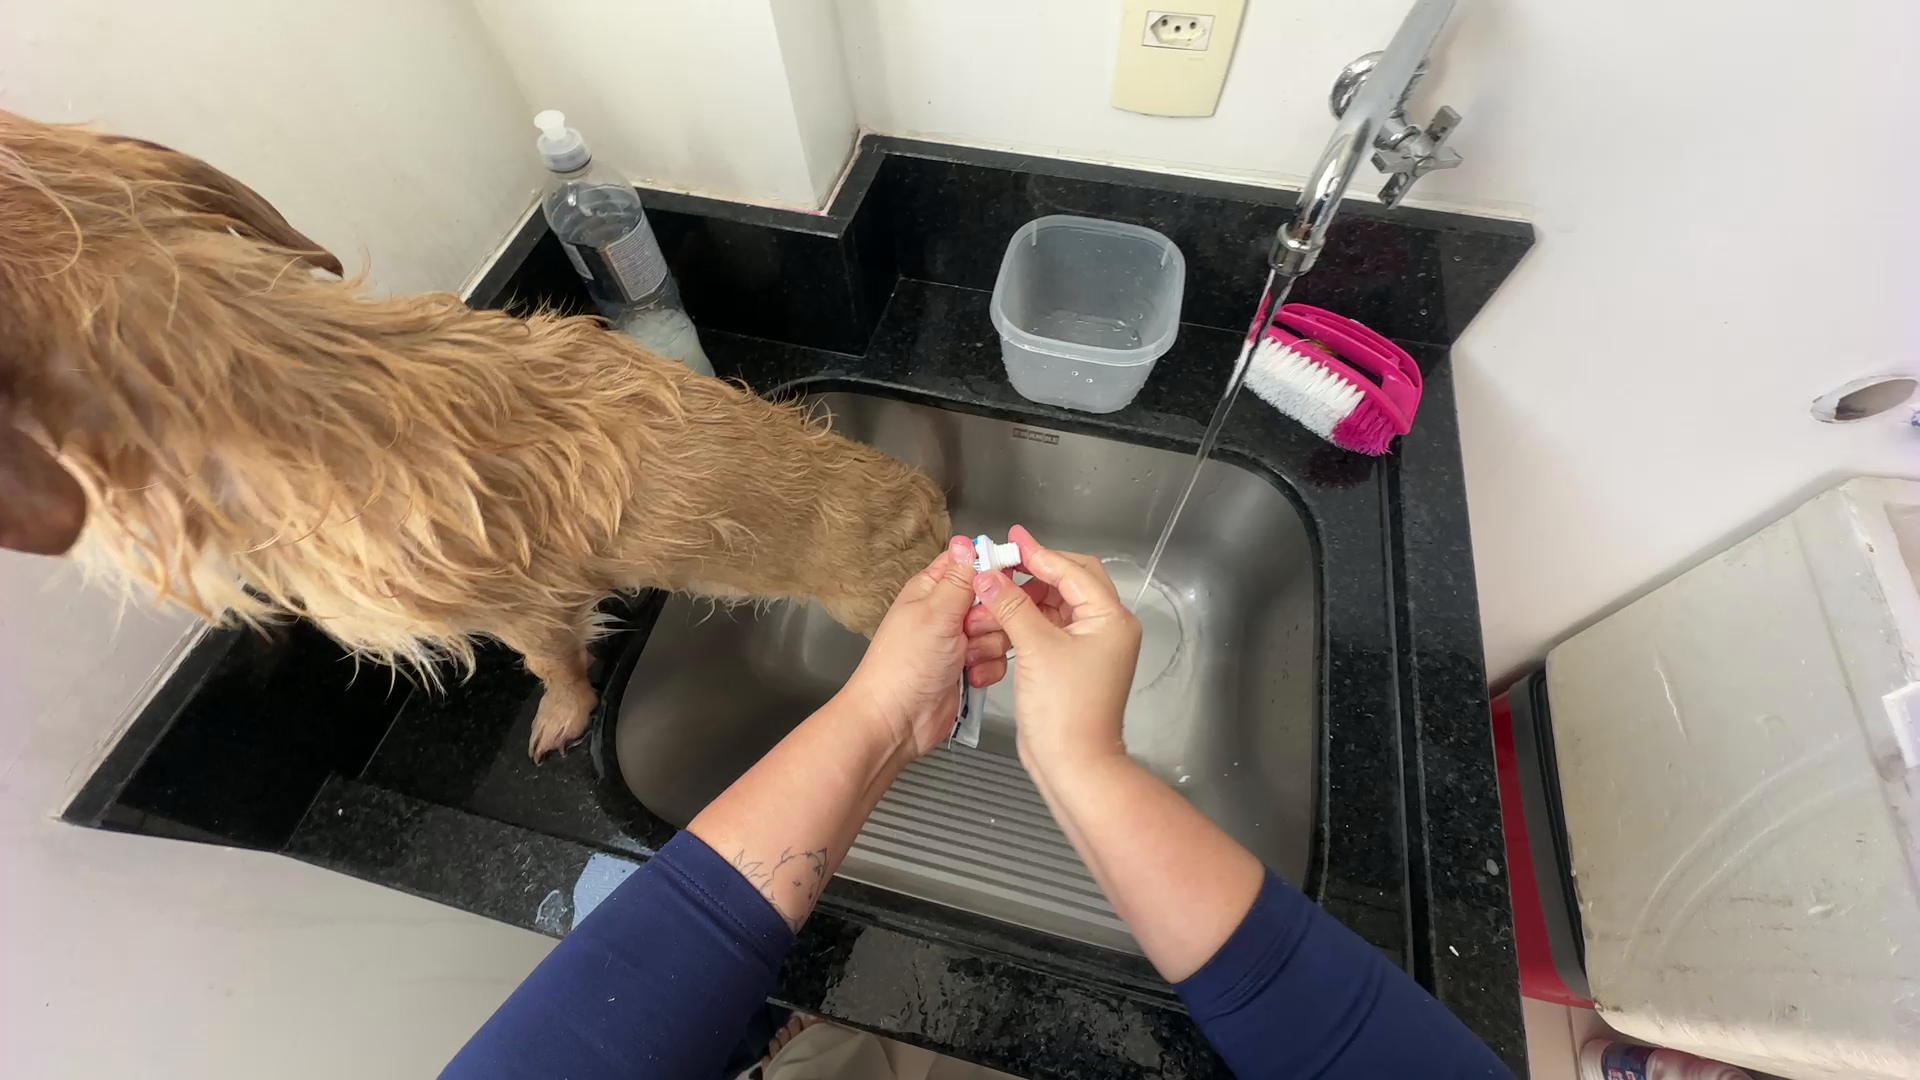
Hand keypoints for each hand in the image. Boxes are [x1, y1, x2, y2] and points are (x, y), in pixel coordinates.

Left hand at [838, 536, 1012, 757]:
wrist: (896, 721)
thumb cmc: (904, 665)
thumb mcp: (935, 613)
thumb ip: (958, 579)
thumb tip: (966, 541)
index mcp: (933, 589)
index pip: (970, 563)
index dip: (992, 568)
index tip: (1006, 581)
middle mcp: (947, 612)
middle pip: (993, 599)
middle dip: (989, 617)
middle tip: (968, 630)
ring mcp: (959, 641)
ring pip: (999, 630)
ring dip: (988, 646)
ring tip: (964, 659)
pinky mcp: (969, 668)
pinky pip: (998, 659)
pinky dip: (988, 670)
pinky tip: (970, 678)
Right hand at [964, 525, 1139, 773]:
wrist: (1074, 765)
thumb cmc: (1065, 709)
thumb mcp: (1035, 647)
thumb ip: (1011, 605)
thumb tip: (987, 575)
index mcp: (1110, 618)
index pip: (1073, 571)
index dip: (1039, 553)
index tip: (1011, 538)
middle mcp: (1106, 627)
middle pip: (1068, 583)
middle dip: (1033, 572)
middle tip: (1001, 561)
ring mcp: (1090, 646)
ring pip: (1056, 606)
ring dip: (1025, 598)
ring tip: (992, 592)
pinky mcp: (1072, 663)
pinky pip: (1049, 628)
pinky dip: (1026, 621)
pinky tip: (1001, 617)